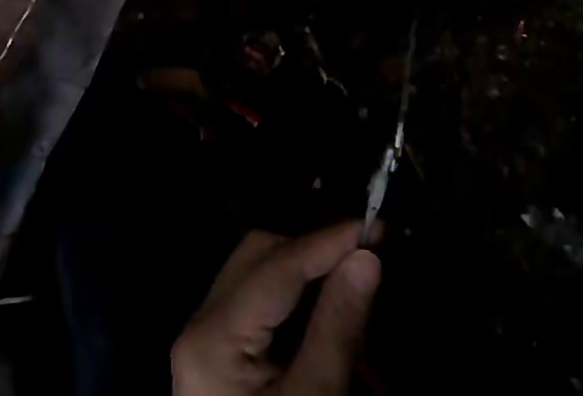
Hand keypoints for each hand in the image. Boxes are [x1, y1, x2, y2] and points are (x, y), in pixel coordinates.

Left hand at [173, 222, 381, 395]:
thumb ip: (339, 323)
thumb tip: (367, 255)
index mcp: (214, 335)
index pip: (281, 262)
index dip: (332, 238)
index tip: (379, 225)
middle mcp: (202, 325)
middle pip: (262, 253)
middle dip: (314, 248)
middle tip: (363, 256)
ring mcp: (207, 340)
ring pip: (261, 271)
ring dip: (308, 270)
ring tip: (352, 286)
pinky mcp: (220, 356)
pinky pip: (260, 302)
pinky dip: (297, 297)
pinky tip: (329, 316)